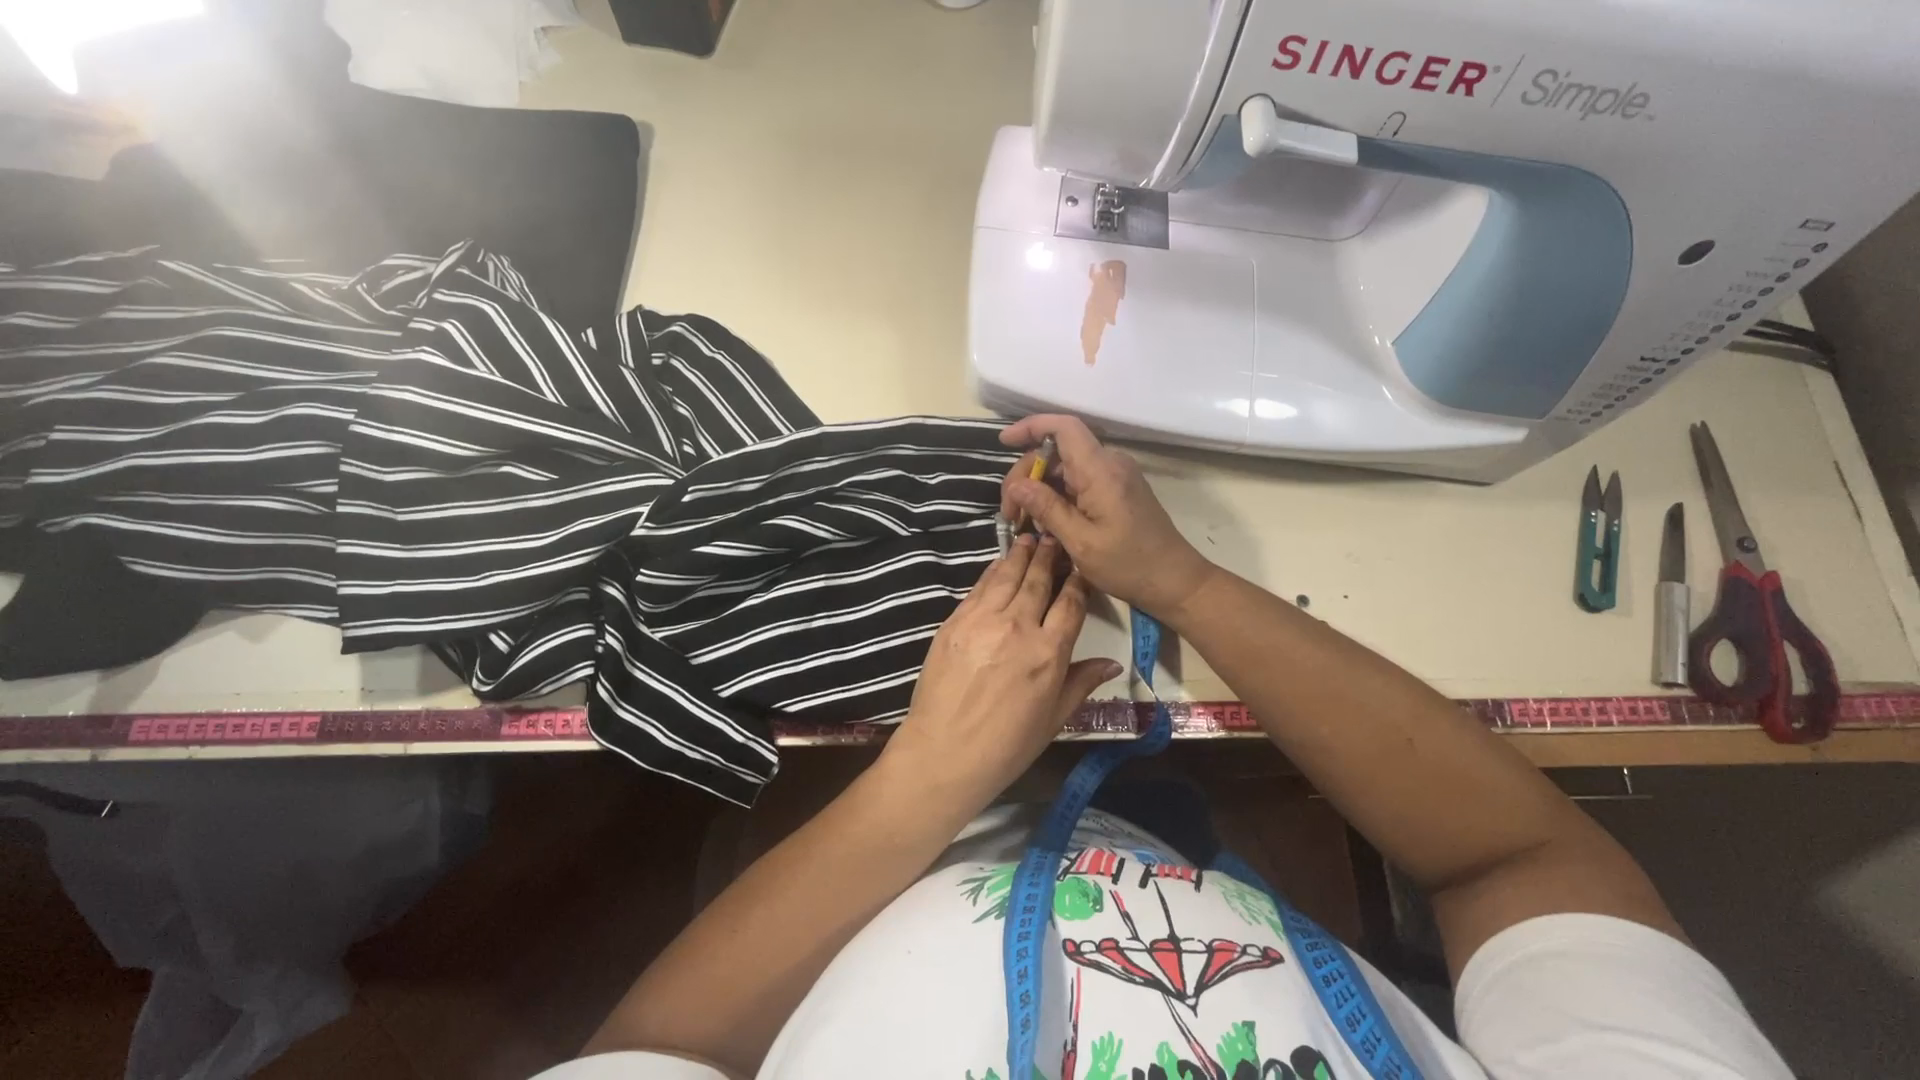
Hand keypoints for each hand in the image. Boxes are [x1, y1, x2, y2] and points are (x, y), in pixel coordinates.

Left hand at [882, 534, 1120, 810]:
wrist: (944, 754)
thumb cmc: (1007, 746)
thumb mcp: (1054, 718)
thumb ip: (1081, 682)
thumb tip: (1112, 663)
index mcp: (1048, 653)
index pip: (1070, 603)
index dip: (1078, 580)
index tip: (1081, 565)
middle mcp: (1018, 628)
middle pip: (1038, 580)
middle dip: (1049, 556)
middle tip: (1055, 538)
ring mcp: (982, 622)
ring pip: (1006, 577)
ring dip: (1020, 555)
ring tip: (1029, 538)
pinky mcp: (954, 623)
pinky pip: (978, 589)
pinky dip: (992, 572)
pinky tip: (999, 565)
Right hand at [999, 415, 1215, 619]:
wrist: (1174, 580)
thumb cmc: (1128, 564)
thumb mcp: (1080, 541)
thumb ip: (1047, 509)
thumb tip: (1017, 486)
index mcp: (1101, 471)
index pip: (1064, 427)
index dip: (1031, 426)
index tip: (1004, 441)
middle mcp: (1110, 464)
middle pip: (1058, 451)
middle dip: (1028, 475)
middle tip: (1011, 513)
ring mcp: (1116, 476)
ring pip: (1066, 468)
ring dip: (1041, 490)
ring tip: (1025, 523)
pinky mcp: (1118, 490)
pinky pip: (1080, 481)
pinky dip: (1058, 496)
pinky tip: (1047, 523)